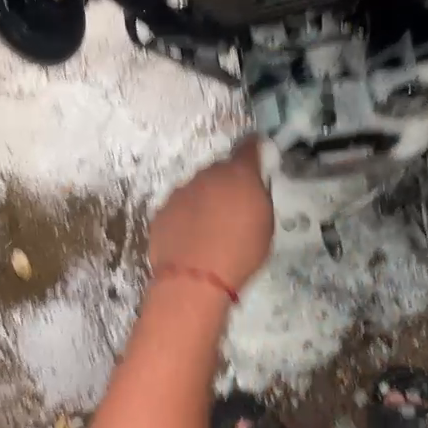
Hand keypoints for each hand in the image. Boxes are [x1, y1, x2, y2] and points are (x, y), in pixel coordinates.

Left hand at [148, 139, 274, 294]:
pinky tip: (191, 241)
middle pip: (220, 170)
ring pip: (197, 189)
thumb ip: (258, 198)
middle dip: (228, 185)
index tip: (258, 158)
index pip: (249, 147)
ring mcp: (180, 192)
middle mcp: (207, 175)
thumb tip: (252, 189)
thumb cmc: (241, 254)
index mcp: (239, 175)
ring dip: (205, 202)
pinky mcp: (162, 211)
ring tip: (211, 232)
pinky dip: (186, 218)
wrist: (194, 280)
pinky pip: (179, 208)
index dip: (255, 151)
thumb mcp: (266, 225)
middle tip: (235, 211)